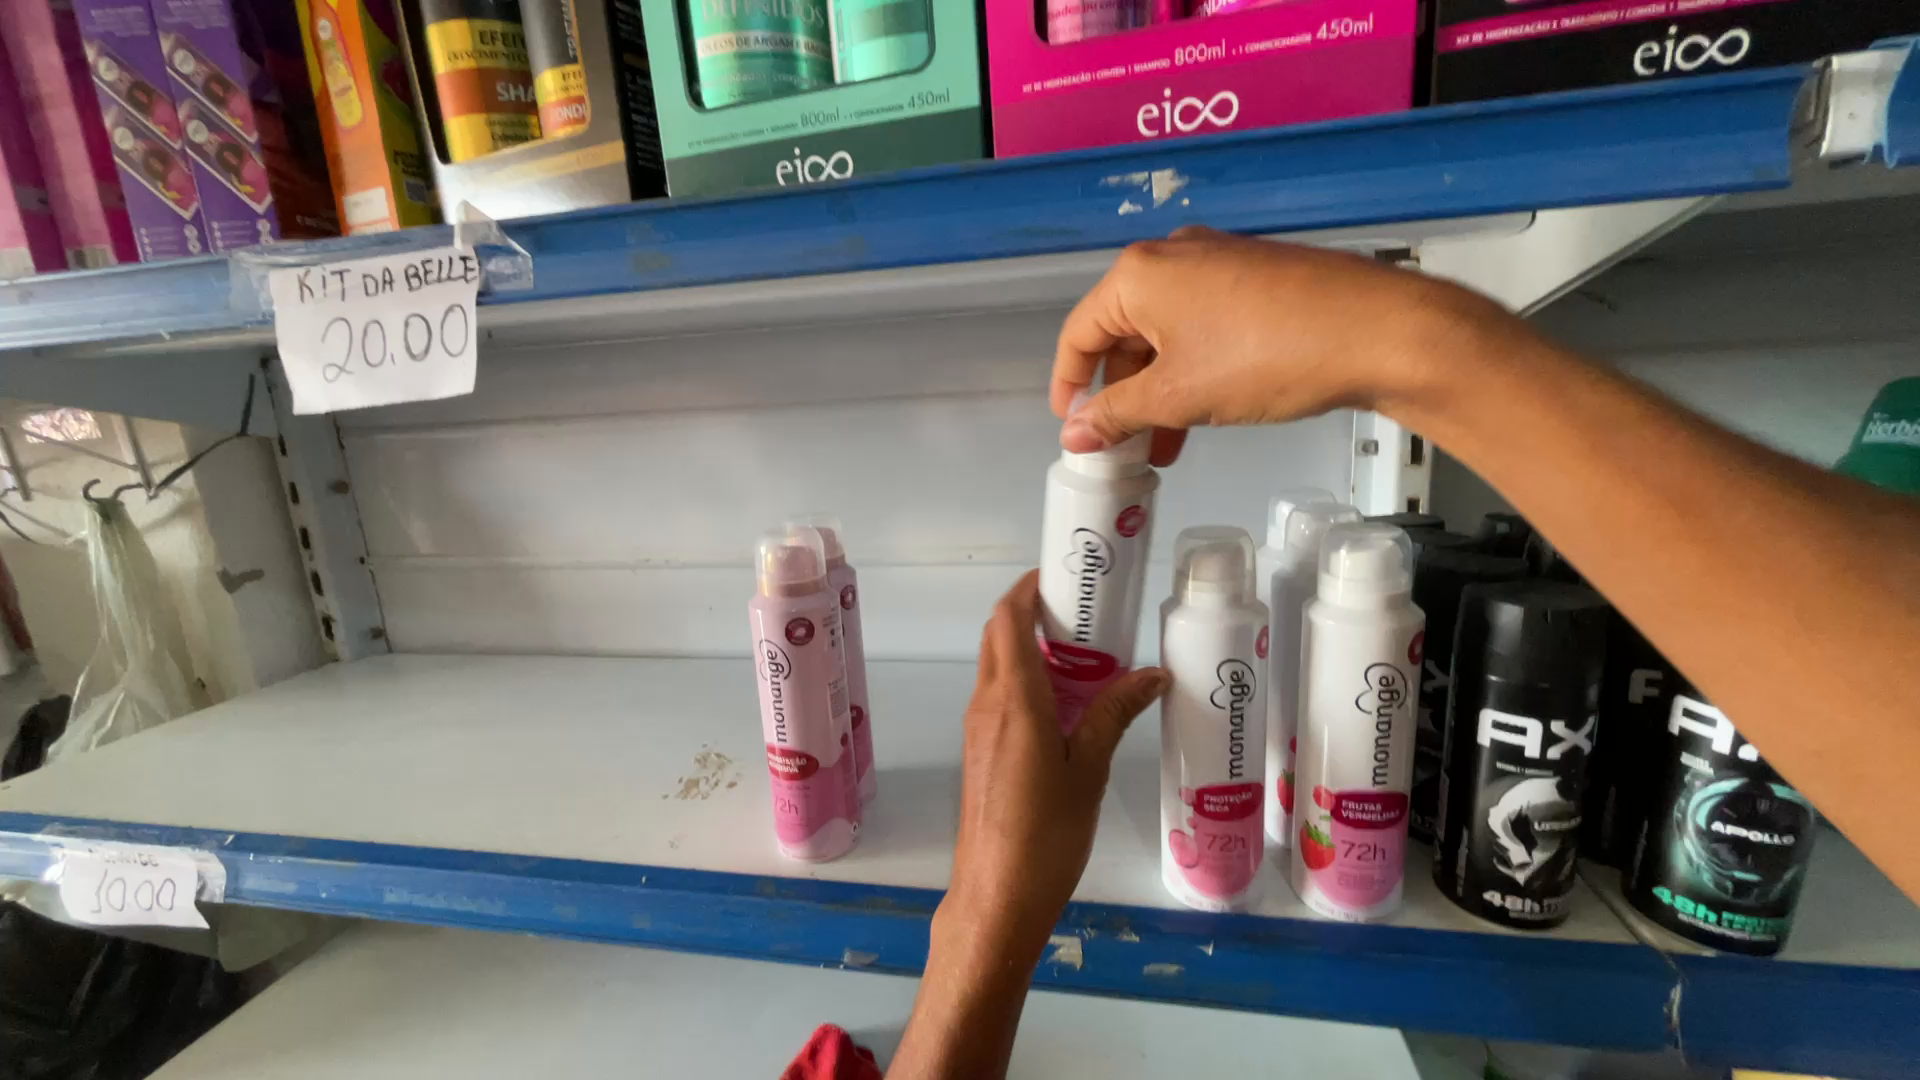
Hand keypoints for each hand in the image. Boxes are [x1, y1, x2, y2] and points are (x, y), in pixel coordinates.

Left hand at [943, 570, 1168, 951]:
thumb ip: (1114, 714)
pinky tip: (1065, 701)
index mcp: (1013, 698)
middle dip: (1032, 612)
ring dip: (1029, 646)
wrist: (996, 895)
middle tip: (1083, 613)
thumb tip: (1152, 674)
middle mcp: (987, 702)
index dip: (1028, 588)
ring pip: (997, 663)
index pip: (1007, 619)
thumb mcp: (1089, 769)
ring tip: (1083, 653)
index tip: (1063, 577)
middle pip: (998, 634)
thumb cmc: (1046, 833)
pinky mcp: (979, 747)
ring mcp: (978, 725)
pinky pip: (998, 693)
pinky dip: (1025, 678)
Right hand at [1051, 226, 1538, 464]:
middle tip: (1123, 445)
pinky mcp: (1252, 277)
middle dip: (1119, 396)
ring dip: (1156, 392)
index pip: (1079, 333)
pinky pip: (1199, 327)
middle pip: (1121, 334)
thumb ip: (1115, 415)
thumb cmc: (1262, 359)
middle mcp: (1171, 257)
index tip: (1074, 429)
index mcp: (1138, 274)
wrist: (1380, 332)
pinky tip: (1202, 412)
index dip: (1068, 385)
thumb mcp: (1177, 396)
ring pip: (1163, 335)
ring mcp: (1216, 262)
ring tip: (1165, 446)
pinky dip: (1189, 371)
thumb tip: (1072, 435)